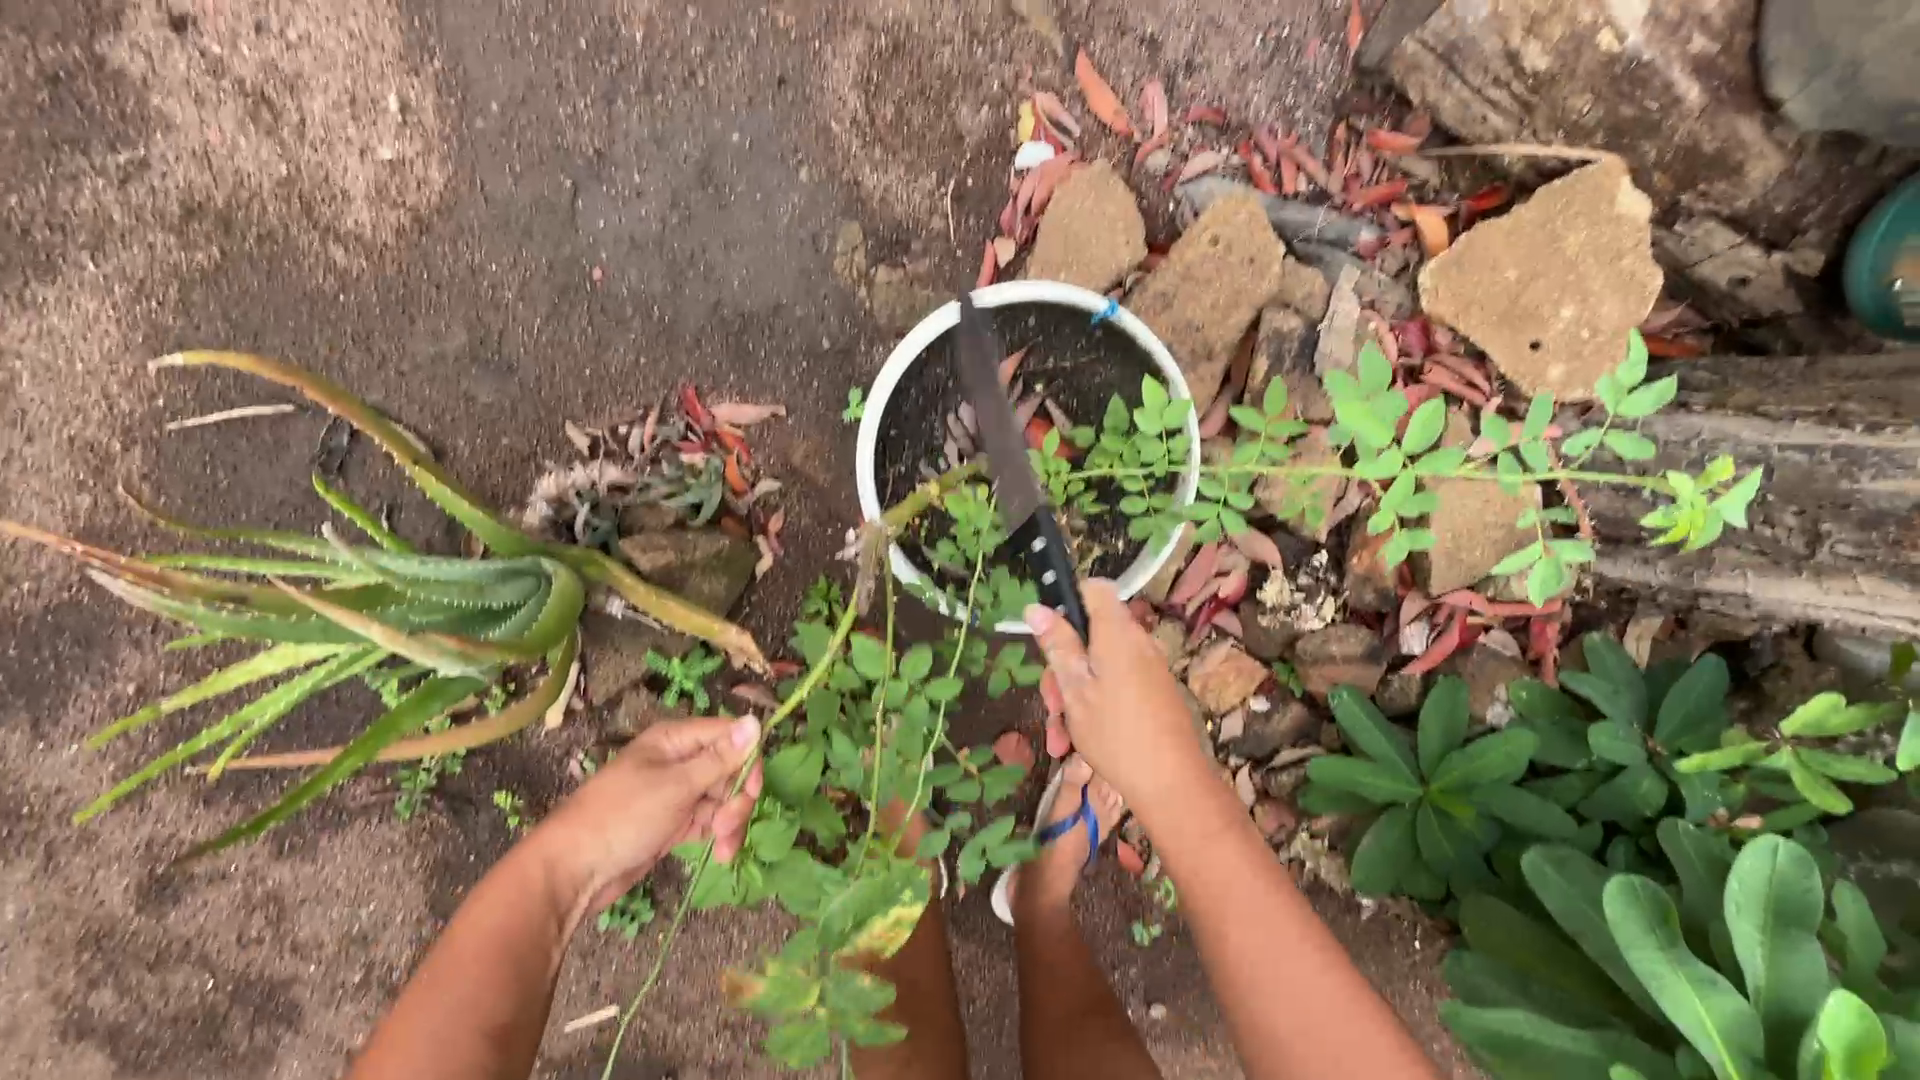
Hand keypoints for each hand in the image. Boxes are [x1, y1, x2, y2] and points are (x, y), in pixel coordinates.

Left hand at [531, 715, 762, 914]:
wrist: (573, 871)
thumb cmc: (622, 817)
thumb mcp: (677, 785)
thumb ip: (721, 757)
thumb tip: (757, 721)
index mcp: (675, 740)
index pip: (730, 736)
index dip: (747, 760)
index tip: (752, 790)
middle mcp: (679, 761)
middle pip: (730, 769)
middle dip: (737, 798)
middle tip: (727, 825)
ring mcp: (676, 793)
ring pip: (723, 798)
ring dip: (730, 821)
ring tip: (723, 847)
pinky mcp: (674, 822)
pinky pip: (709, 820)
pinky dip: (719, 835)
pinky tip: (721, 854)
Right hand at [1025, 581, 1210, 808]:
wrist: (1171, 784)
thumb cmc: (1116, 734)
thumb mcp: (1075, 689)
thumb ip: (1057, 646)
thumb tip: (1037, 607)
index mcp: (1117, 633)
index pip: (1094, 589)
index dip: (1068, 602)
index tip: (1048, 636)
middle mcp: (1137, 643)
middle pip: (1090, 635)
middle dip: (1062, 667)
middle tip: (1050, 704)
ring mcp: (1148, 669)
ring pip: (1099, 667)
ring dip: (1074, 696)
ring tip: (1060, 739)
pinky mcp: (1154, 693)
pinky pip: (1116, 686)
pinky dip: (1095, 706)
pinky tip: (1077, 744)